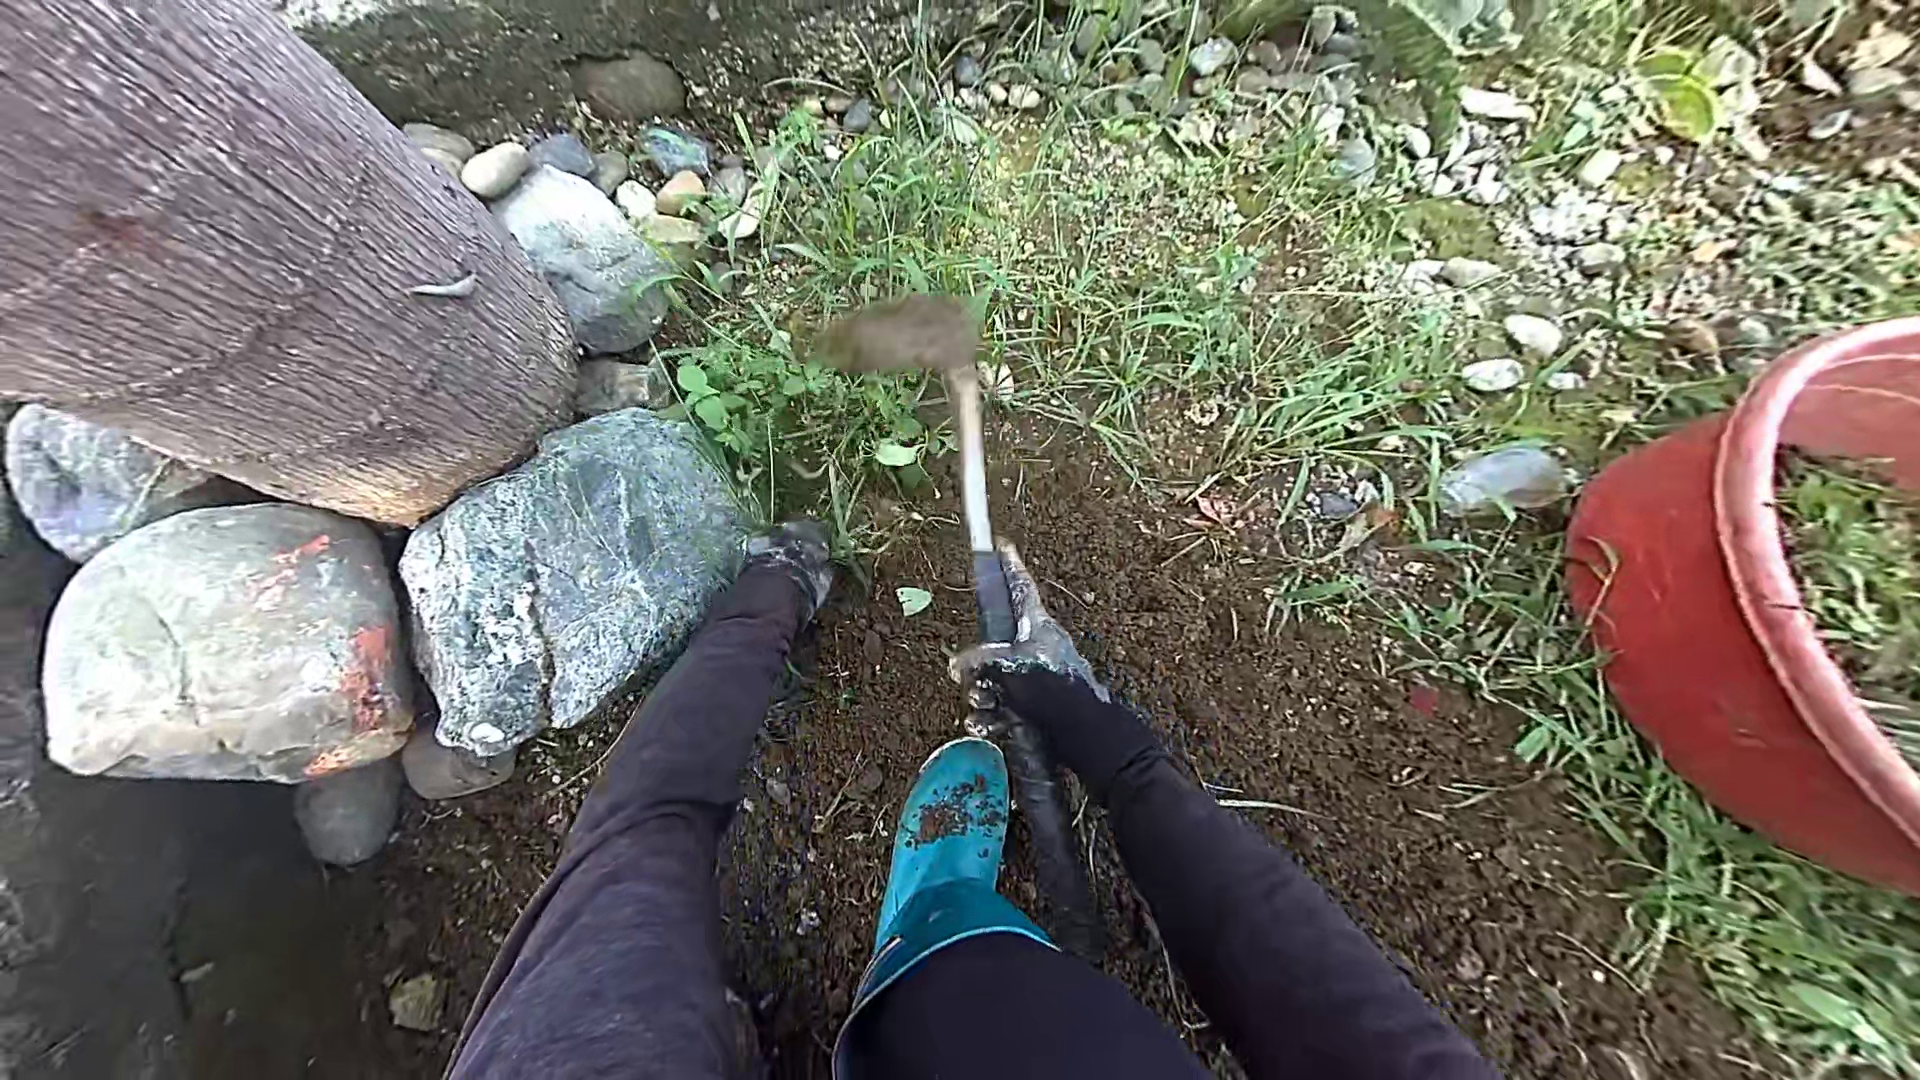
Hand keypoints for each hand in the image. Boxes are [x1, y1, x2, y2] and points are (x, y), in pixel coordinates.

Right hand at [950, 541, 1163, 803]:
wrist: (1097, 746)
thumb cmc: (1062, 696)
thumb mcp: (1019, 669)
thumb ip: (985, 661)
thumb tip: (957, 666)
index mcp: (1040, 627)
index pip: (1021, 588)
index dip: (1009, 567)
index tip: (1000, 545)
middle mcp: (1038, 647)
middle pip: (997, 642)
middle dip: (978, 664)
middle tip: (969, 680)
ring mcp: (1037, 677)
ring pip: (996, 677)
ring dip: (983, 695)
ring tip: (983, 710)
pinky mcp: (1037, 706)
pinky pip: (1004, 703)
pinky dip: (992, 715)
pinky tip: (988, 726)